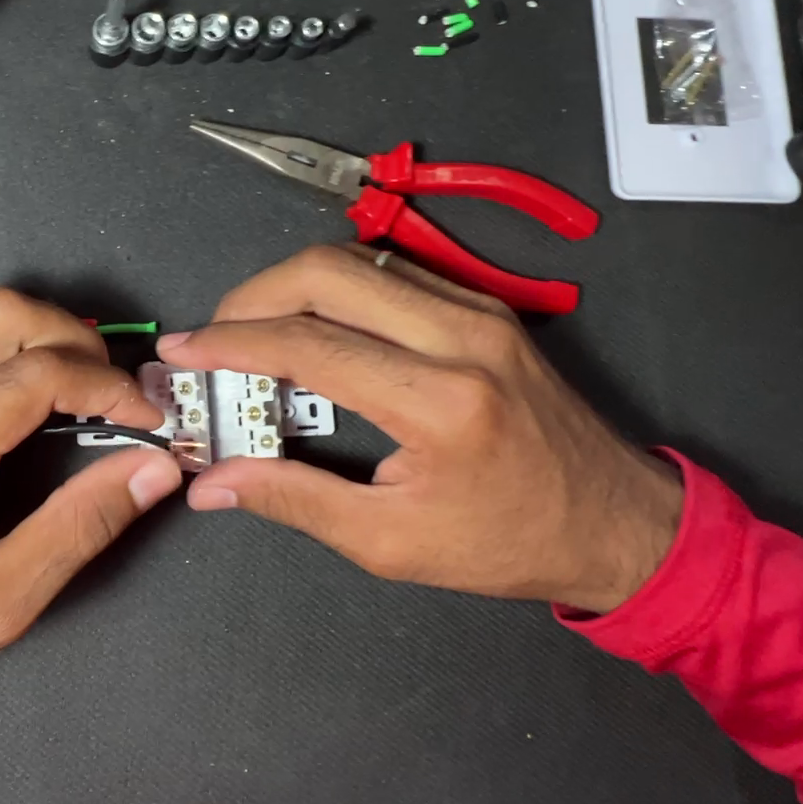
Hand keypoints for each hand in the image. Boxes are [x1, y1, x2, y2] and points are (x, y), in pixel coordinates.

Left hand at [0, 285, 183, 746]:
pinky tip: (1, 370)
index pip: (34, 376)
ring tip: (62, 377)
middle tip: (106, 394)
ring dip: (31, 325)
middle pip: (3, 314)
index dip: (107, 386)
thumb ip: (79, 528)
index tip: (144, 418)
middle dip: (75, 342)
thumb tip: (153, 468)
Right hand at [158, 245, 681, 613]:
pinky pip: (384, 272)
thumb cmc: (507, 542)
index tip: (182, 352)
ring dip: (286, 287)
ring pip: (353, 261)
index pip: (308, 344)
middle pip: (325, 274)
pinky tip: (308, 325)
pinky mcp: (480, 306)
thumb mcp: (391, 543)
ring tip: (250, 332)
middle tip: (213, 338)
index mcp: (439, 402)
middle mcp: (459, 335)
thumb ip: (294, 500)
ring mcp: (475, 310)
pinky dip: (329, 288)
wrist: (620, 523)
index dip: (229, 343)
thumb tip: (213, 482)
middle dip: (250, 298)